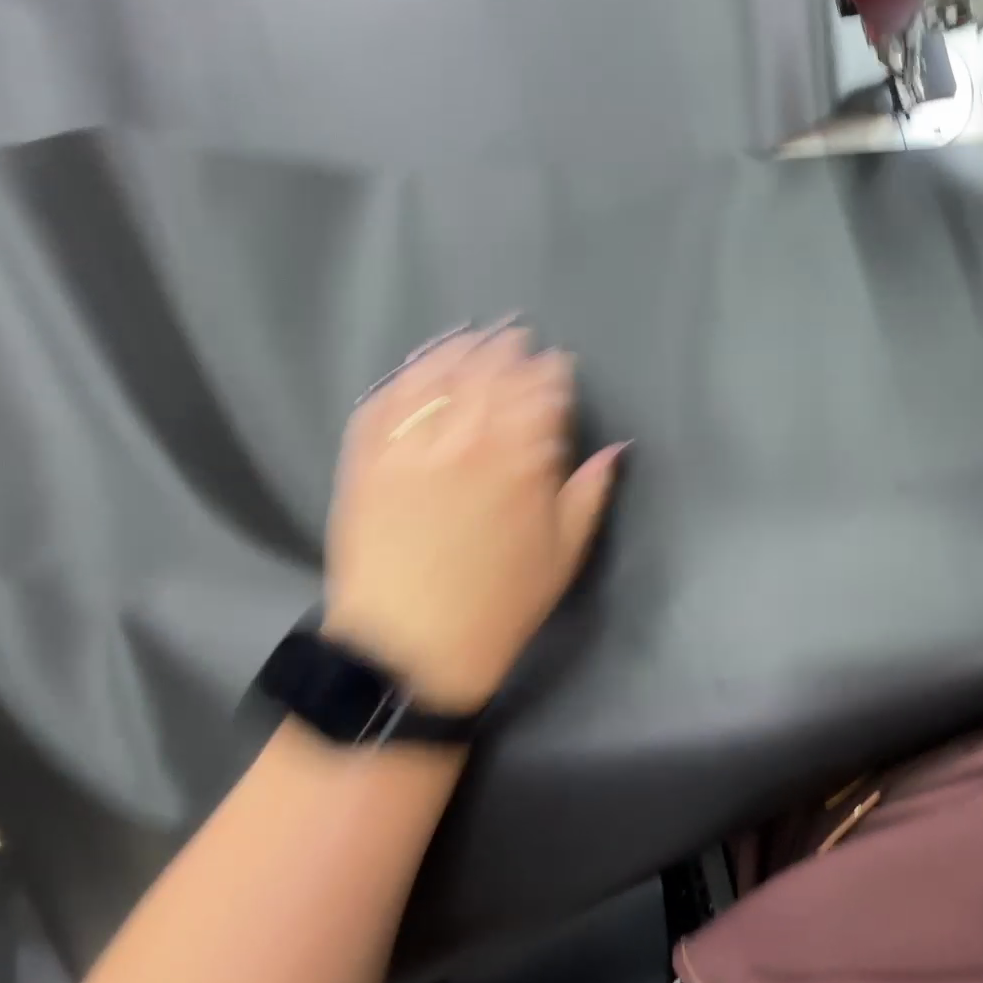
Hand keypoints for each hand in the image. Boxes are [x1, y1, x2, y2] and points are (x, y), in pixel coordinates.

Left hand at [322, 321, 625, 712]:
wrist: (410, 646)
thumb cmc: (502, 603)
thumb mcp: (564, 552)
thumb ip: (589, 492)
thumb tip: (614, 449)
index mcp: (522, 461)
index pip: (541, 395)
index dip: (552, 374)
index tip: (558, 364)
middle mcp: (467, 440)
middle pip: (490, 375)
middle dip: (508, 352)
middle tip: (517, 336)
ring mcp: (411, 446)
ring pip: (438, 378)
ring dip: (459, 351)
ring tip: (473, 336)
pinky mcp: (367, 461)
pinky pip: (385, 403)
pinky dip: (404, 377)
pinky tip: (418, 366)